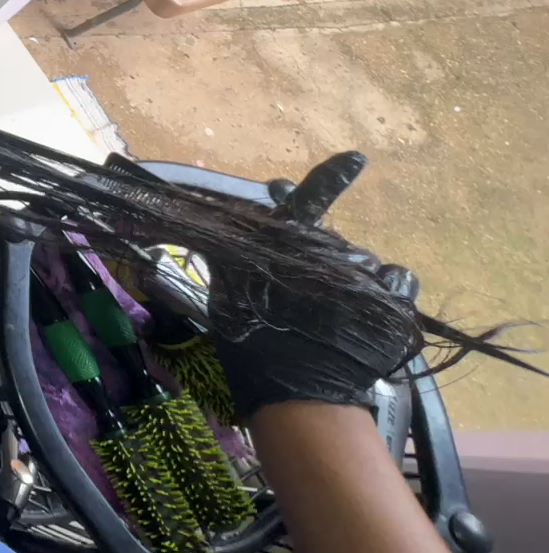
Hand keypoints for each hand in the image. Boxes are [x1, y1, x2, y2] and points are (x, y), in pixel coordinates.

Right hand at [208, 152, 420, 417]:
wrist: (298, 394)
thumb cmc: (252, 346)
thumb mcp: (225, 297)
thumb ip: (218, 262)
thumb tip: (157, 246)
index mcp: (282, 250)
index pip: (298, 208)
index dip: (323, 182)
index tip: (355, 158)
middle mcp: (326, 257)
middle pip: (323, 243)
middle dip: (311, 256)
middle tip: (297, 287)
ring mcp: (364, 281)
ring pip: (358, 264)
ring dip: (344, 277)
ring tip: (327, 308)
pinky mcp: (393, 306)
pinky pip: (392, 284)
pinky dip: (380, 292)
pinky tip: (359, 310)